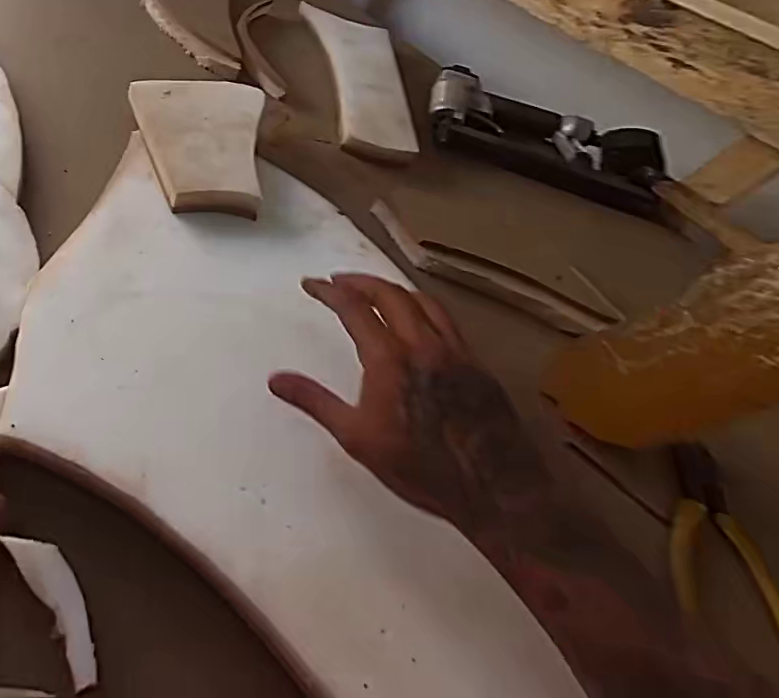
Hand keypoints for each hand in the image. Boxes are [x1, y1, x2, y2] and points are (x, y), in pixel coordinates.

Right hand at [268, 273, 552, 530]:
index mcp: (390, 358)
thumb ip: (315, 401)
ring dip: (393, 289)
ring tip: (376, 291)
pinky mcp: (480, 367)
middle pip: (390, 294)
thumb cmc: (423, 469)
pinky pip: (448, 321)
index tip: (312, 284)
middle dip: (360, 281)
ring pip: (424, 302)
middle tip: (338, 281)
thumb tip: (276, 380)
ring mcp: (457, 354)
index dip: (329, 291)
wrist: (501, 496)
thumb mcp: (356, 437)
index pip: (354, 308)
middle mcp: (424, 346)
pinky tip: (418, 322)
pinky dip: (424, 308)